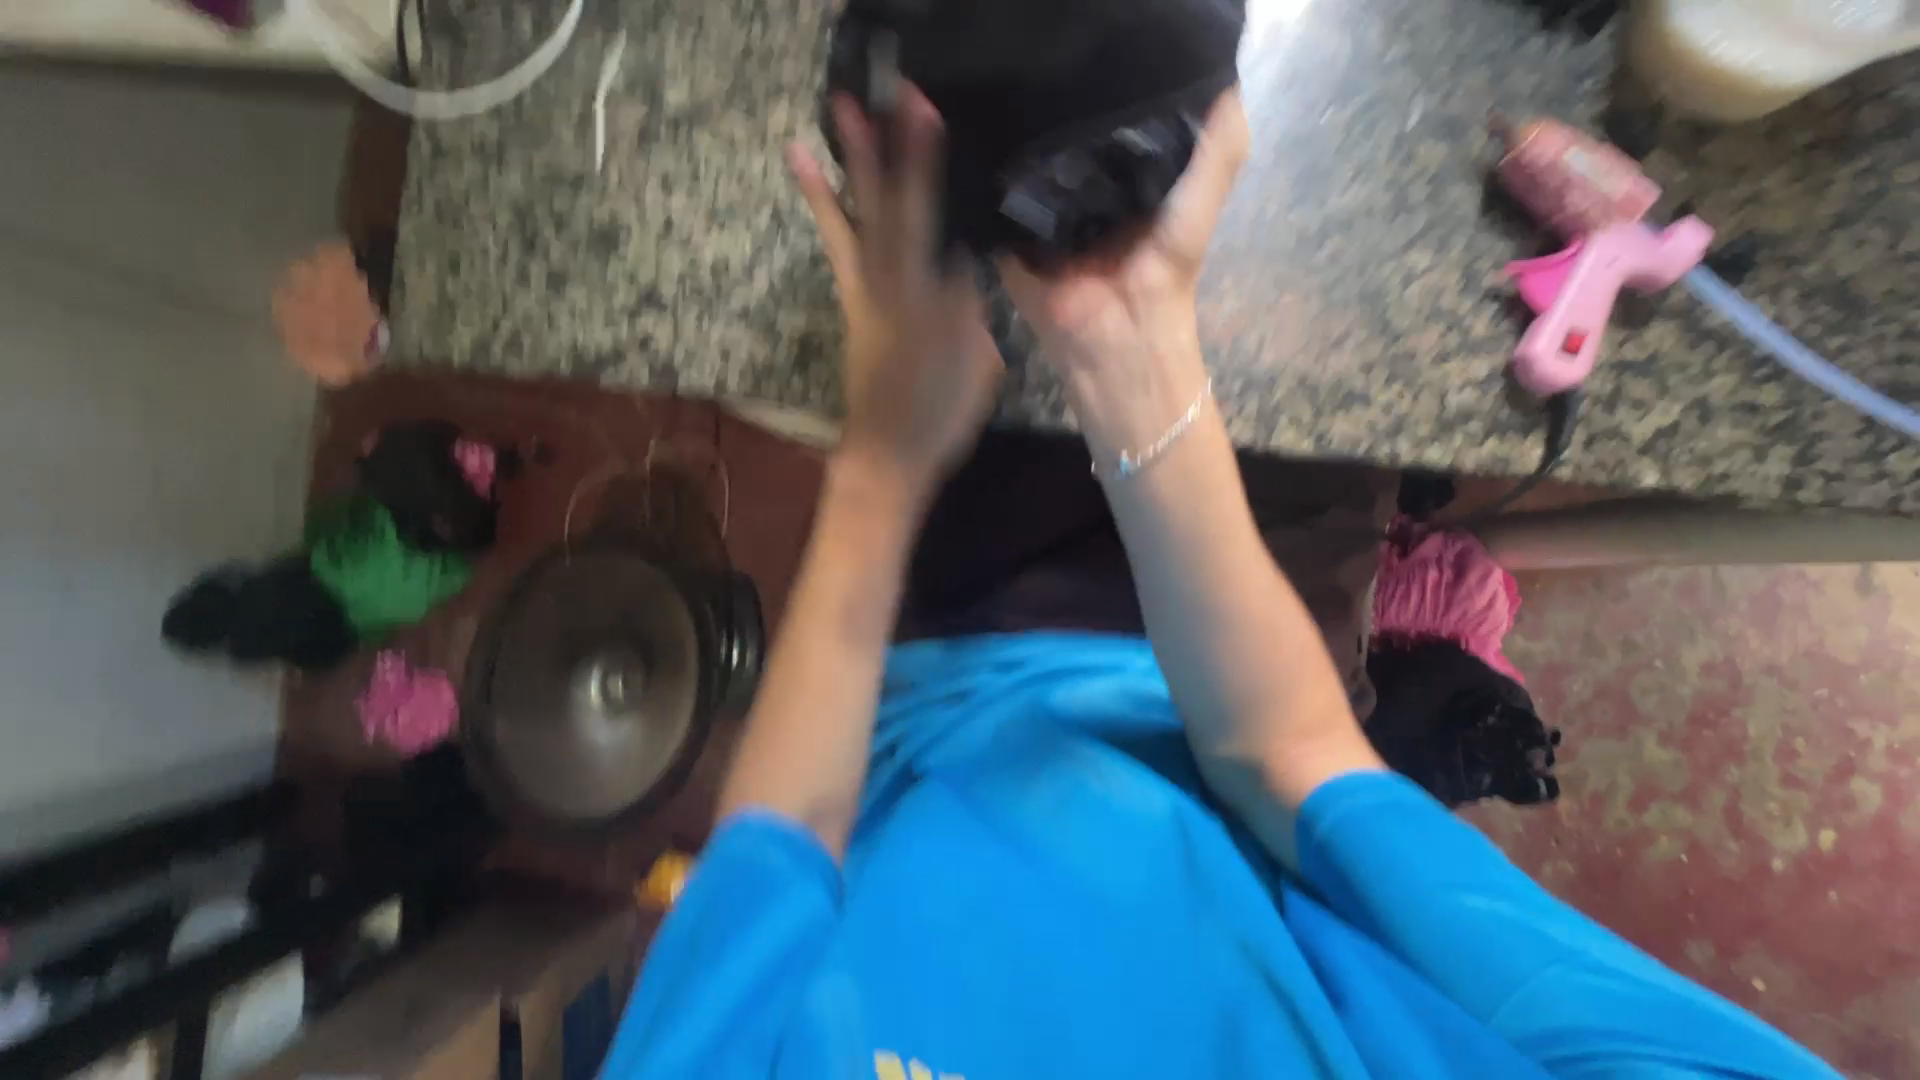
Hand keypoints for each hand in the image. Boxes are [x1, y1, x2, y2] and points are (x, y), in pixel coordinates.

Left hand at [787, 85, 1004, 501]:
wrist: (887, 456)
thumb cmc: (940, 420)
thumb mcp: (980, 369)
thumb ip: (972, 313)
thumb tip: (965, 268)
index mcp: (931, 302)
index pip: (931, 221)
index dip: (925, 166)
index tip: (922, 114)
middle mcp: (894, 290)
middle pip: (890, 210)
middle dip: (886, 151)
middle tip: (878, 97)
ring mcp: (867, 297)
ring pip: (855, 225)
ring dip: (844, 173)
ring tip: (824, 125)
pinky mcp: (853, 307)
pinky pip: (841, 251)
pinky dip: (827, 213)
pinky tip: (814, 181)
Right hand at [997, 90, 1248, 460]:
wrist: (1119, 345)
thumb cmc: (1163, 275)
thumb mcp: (1199, 205)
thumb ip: (1218, 151)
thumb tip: (1221, 80)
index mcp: (1127, 180)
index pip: (1113, 119)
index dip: (1113, 86)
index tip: (1099, 46)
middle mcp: (1083, 194)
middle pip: (1066, 139)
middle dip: (1062, 105)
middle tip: (1046, 67)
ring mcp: (1041, 218)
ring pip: (1028, 166)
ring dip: (1024, 138)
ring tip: (1014, 92)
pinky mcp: (1009, 242)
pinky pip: (994, 204)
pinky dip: (991, 180)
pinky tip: (988, 143)